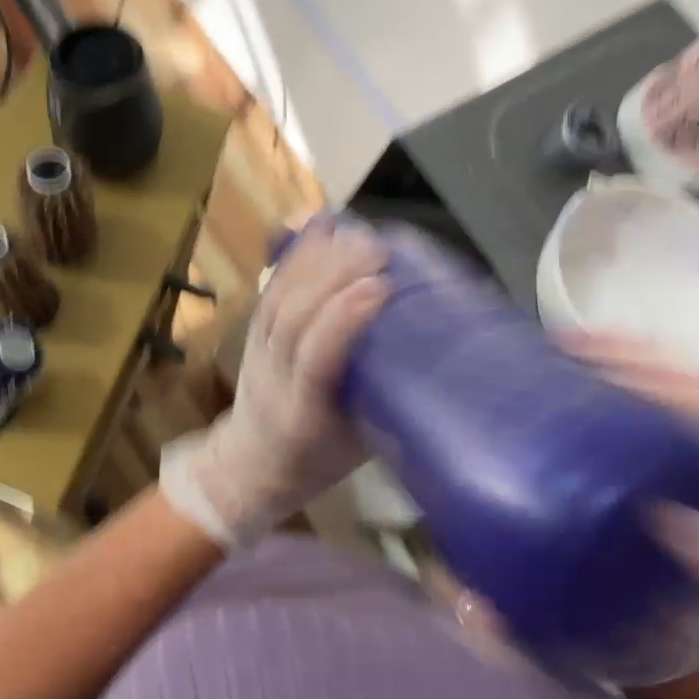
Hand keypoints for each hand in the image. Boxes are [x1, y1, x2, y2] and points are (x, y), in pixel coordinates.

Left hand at [160, 223, 388, 545]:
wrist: (252, 465)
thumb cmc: (317, 460)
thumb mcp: (359, 446)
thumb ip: (388, 406)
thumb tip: (446, 363)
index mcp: (303, 416)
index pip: (316, 358)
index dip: (345, 318)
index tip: (384, 287)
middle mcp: (275, 377)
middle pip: (295, 317)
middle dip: (335, 276)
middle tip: (381, 251)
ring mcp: (257, 351)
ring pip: (281, 298)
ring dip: (319, 261)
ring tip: (360, 238)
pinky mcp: (252, 331)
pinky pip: (272, 289)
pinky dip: (298, 257)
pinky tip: (324, 232)